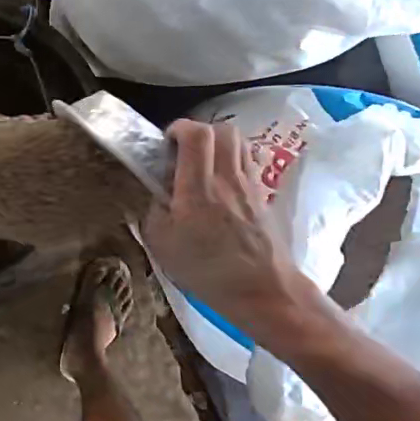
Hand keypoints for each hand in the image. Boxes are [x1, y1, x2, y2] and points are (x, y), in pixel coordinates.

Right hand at [143, 120, 295, 321]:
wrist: (265, 292)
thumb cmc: (208, 273)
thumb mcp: (162, 246)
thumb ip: (154, 211)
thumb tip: (159, 193)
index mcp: (198, 189)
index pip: (196, 135)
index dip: (178, 128)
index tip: (165, 143)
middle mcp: (227, 179)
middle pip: (221, 129)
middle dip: (198, 131)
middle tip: (181, 152)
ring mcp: (250, 185)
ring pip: (238, 141)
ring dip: (217, 144)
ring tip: (201, 165)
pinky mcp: (262, 196)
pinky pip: (247, 162)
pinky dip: (231, 162)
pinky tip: (219, 186)